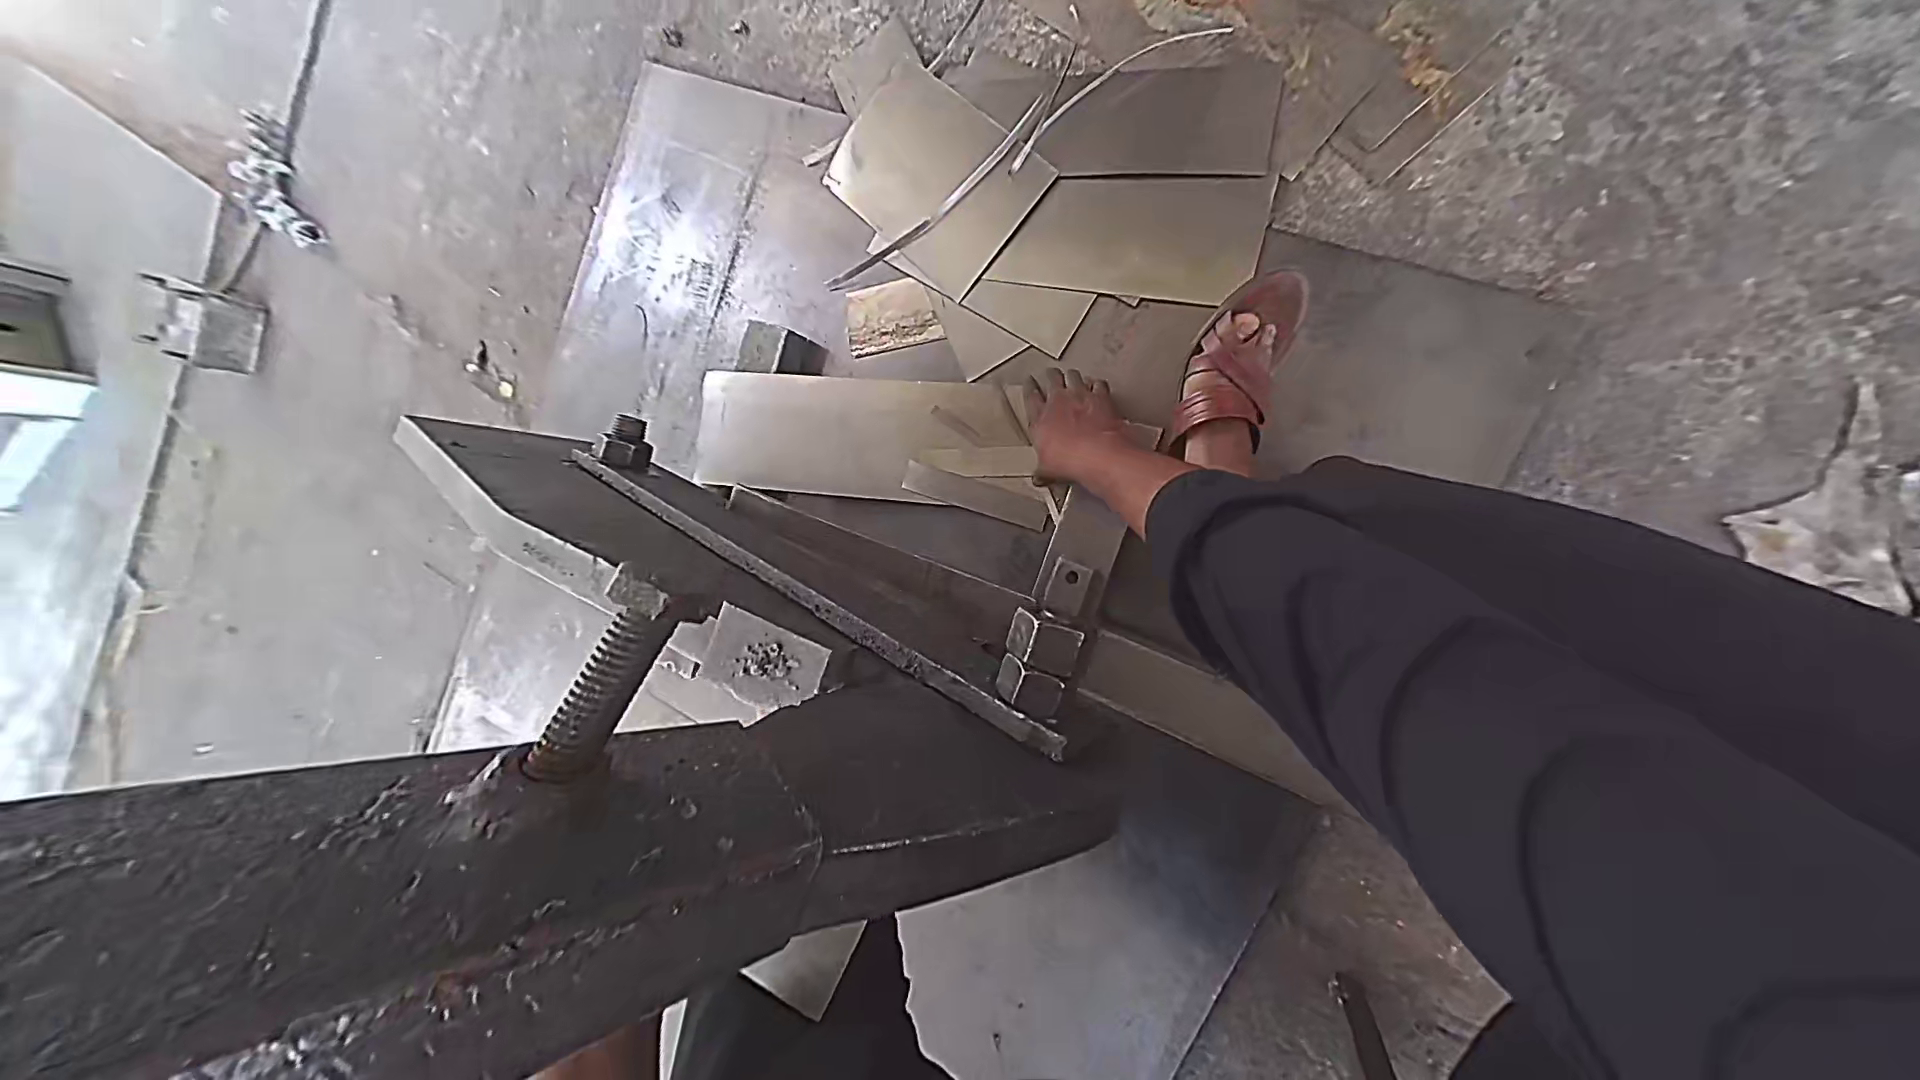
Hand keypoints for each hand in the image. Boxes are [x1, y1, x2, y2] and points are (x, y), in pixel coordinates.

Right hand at [1023, 367, 1131, 483]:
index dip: (1029, 387)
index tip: (1030, 383)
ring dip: (1072, 375)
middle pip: (1052, 379)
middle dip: (1051, 375)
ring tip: (1071, 375)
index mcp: (1040, 417)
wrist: (1099, 454)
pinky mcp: (1102, 397)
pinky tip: (1097, 385)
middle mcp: (1059, 401)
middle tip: (1050, 374)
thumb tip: (1040, 477)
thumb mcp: (1048, 470)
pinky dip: (1096, 383)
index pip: (1030, 396)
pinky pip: (1098, 383)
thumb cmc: (1071, 459)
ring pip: (1073, 376)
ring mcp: (1081, 396)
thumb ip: (1043, 469)